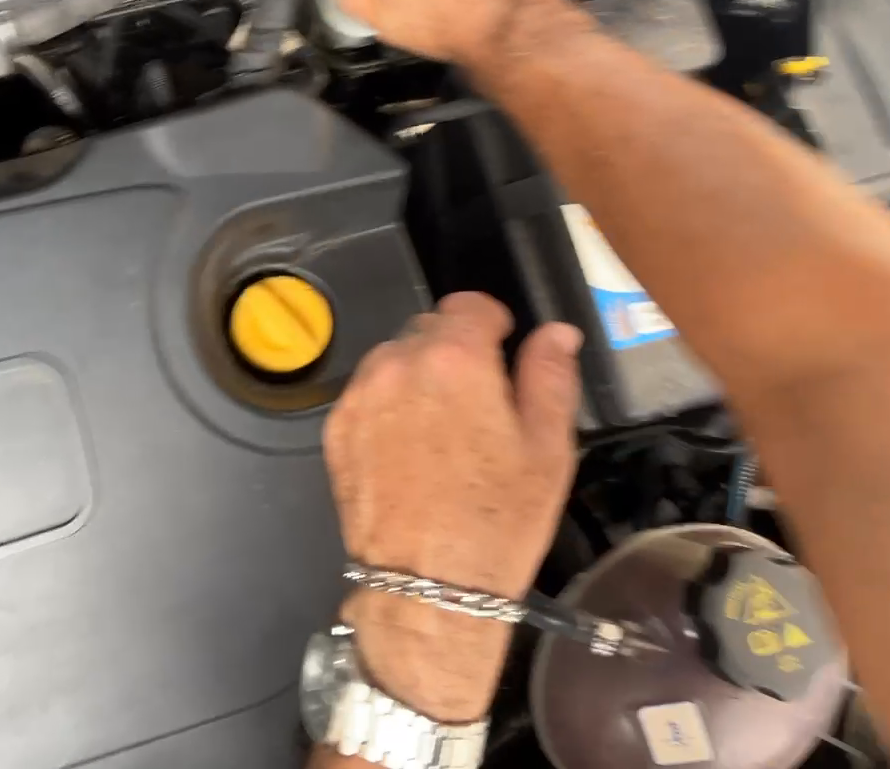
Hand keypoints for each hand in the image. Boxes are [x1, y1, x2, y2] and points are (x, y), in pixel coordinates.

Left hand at [323, 292, 582, 722]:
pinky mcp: (334, 426)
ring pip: (393, 359)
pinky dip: (386, 403)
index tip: (500, 349)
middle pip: (428, 329)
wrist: (428, 586)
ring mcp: (359, 394)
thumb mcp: (547, 448)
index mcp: (454, 357)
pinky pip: (366, 393)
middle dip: (454, 350)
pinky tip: (406, 448)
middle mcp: (397, 362)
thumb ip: (550, 375)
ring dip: (417, 374)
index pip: (468, 304)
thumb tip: (555, 332)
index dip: (490, 323)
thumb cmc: (498, 519)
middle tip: (476, 403)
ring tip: (439, 429)